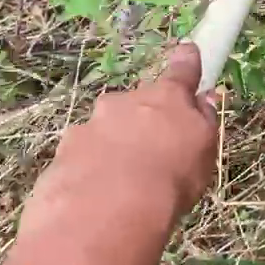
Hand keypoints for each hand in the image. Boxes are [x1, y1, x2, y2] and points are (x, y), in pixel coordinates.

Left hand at [33, 44, 221, 225]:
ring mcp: (87, 128)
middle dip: (145, 118)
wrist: (102, 215)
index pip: (181, 71)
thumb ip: (203, 122)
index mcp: (165, 98)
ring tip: (128, 181)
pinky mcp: (59, 156)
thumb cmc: (170, 178)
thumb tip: (203, 100)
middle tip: (158, 149)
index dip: (186, 61)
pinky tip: (103, 194)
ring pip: (107, 130)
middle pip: (138, 103)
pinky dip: (93, 168)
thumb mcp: (205, 151)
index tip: (187, 49)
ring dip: (117, 145)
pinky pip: (84, 156)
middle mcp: (122, 103)